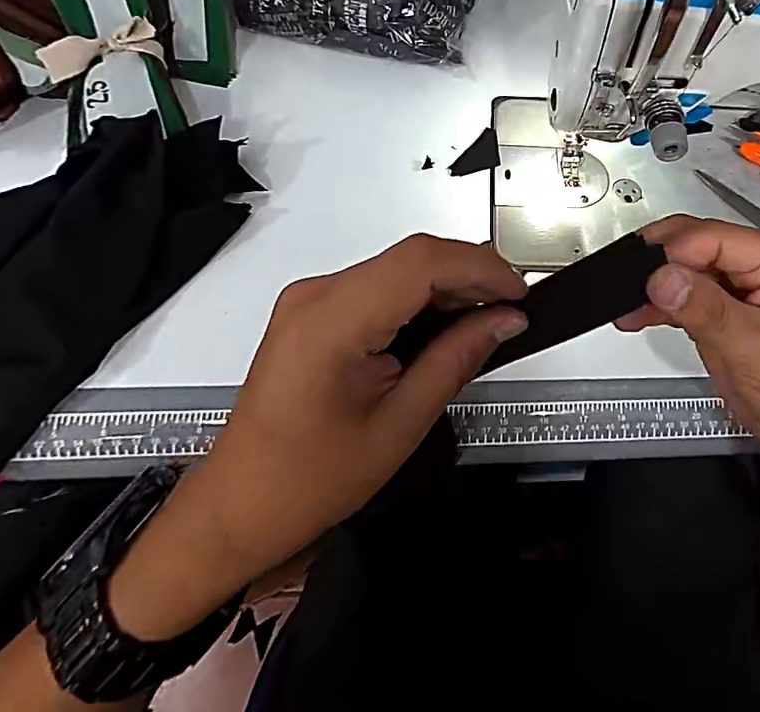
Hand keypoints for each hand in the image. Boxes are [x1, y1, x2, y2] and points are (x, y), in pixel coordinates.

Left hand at [108, 234, 526, 638]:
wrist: (241, 504)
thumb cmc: (302, 481)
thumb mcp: (400, 425)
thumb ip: (457, 360)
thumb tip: (503, 320)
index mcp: (328, 324)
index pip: (420, 262)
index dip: (480, 267)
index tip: (518, 292)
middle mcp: (315, 297)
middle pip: (414, 256)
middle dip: (471, 275)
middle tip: (509, 309)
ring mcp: (313, 298)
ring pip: (402, 264)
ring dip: (450, 284)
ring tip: (485, 320)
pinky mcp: (318, 308)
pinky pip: (384, 282)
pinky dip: (424, 295)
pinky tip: (448, 322)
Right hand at [617, 215, 759, 455]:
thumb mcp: (754, 348)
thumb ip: (706, 309)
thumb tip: (664, 276)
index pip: (712, 237)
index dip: (672, 252)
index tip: (642, 274)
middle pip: (696, 244)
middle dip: (659, 260)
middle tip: (626, 279)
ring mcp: (742, 287)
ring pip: (686, 268)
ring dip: (655, 283)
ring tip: (625, 300)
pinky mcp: (726, 309)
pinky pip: (687, 294)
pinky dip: (662, 303)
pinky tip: (637, 313)